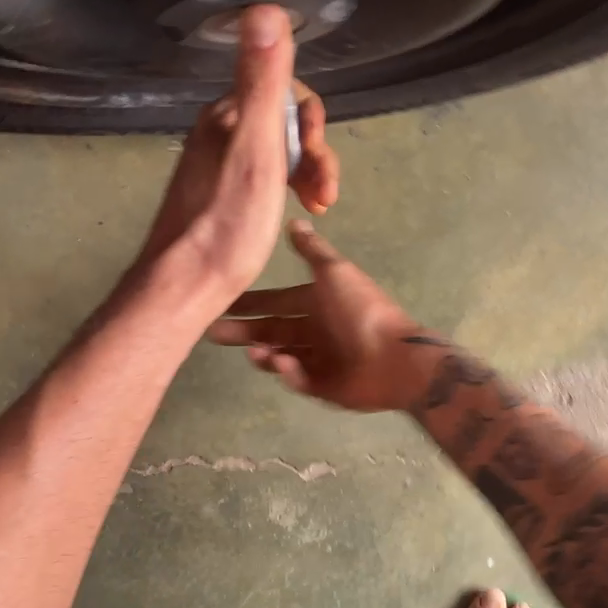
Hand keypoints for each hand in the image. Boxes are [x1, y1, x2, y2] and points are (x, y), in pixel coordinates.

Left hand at [133, 6, 339, 303]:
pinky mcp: (219, 196)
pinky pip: (264, 177)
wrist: (186, 285)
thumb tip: (267, 8)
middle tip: (325, 196)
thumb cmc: (228, 224)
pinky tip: (293, 214)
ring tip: (320, 208)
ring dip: (307, 174)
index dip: (313, 125)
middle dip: (314, 154)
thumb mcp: (255, 151)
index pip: (285, 92)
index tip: (319, 165)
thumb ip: (262, 83)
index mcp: (226, 116)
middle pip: (284, 123)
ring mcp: (217, 165)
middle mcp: (219, 132)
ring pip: (277, 153)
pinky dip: (287, 190)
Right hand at [207, 220, 430, 411]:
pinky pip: (299, 379)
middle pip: (273, 331)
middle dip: (244, 332)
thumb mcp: (334, 271)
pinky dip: (288, 372)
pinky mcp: (326, 387)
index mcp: (319, 302)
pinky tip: (281, 364)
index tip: (220, 302)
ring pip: (282, 356)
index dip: (250, 303)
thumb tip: (295, 220)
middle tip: (213, 333)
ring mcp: (322, 361)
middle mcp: (318, 330)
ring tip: (251, 353)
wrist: (393, 358)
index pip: (276, 302)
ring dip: (264, 354)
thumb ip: (312, 250)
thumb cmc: (361, 310)